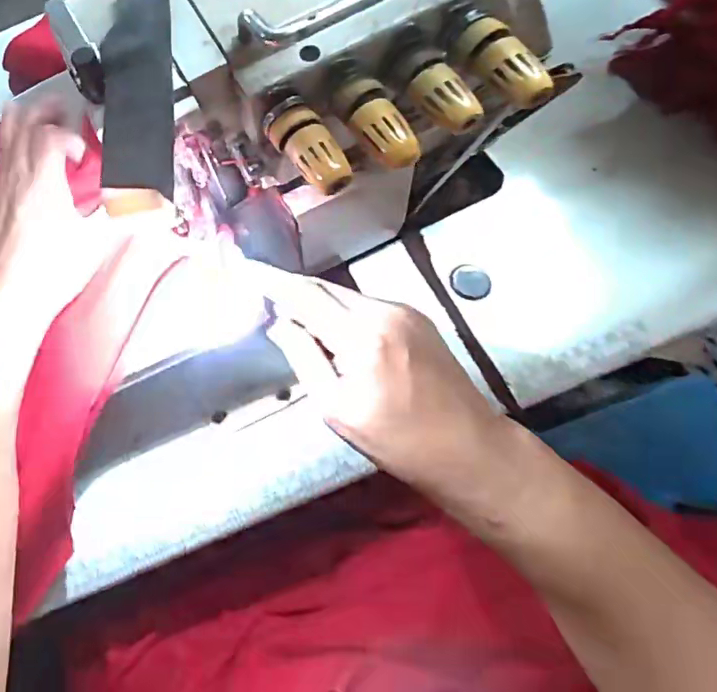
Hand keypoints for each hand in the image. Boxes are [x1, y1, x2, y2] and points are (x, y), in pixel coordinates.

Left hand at [0, 101, 119, 406]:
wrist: (8, 303)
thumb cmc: (53, 270)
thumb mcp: (96, 242)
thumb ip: (122, 215)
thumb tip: (153, 201)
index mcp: (44, 179)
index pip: (54, 137)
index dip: (71, 136)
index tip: (85, 157)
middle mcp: (17, 178)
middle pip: (24, 131)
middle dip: (42, 112)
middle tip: (59, 103)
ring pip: (2, 148)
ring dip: (13, 125)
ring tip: (20, 107)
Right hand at [258, 271, 524, 518]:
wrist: (471, 450)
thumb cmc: (399, 441)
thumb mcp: (337, 410)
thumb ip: (304, 359)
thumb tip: (279, 323)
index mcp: (362, 336)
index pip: (304, 295)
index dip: (271, 280)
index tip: (245, 266)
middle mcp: (384, 311)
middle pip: (324, 288)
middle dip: (292, 289)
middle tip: (262, 292)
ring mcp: (405, 311)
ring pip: (345, 295)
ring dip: (318, 302)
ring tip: (296, 319)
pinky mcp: (417, 317)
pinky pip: (366, 305)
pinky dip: (342, 311)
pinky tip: (335, 331)